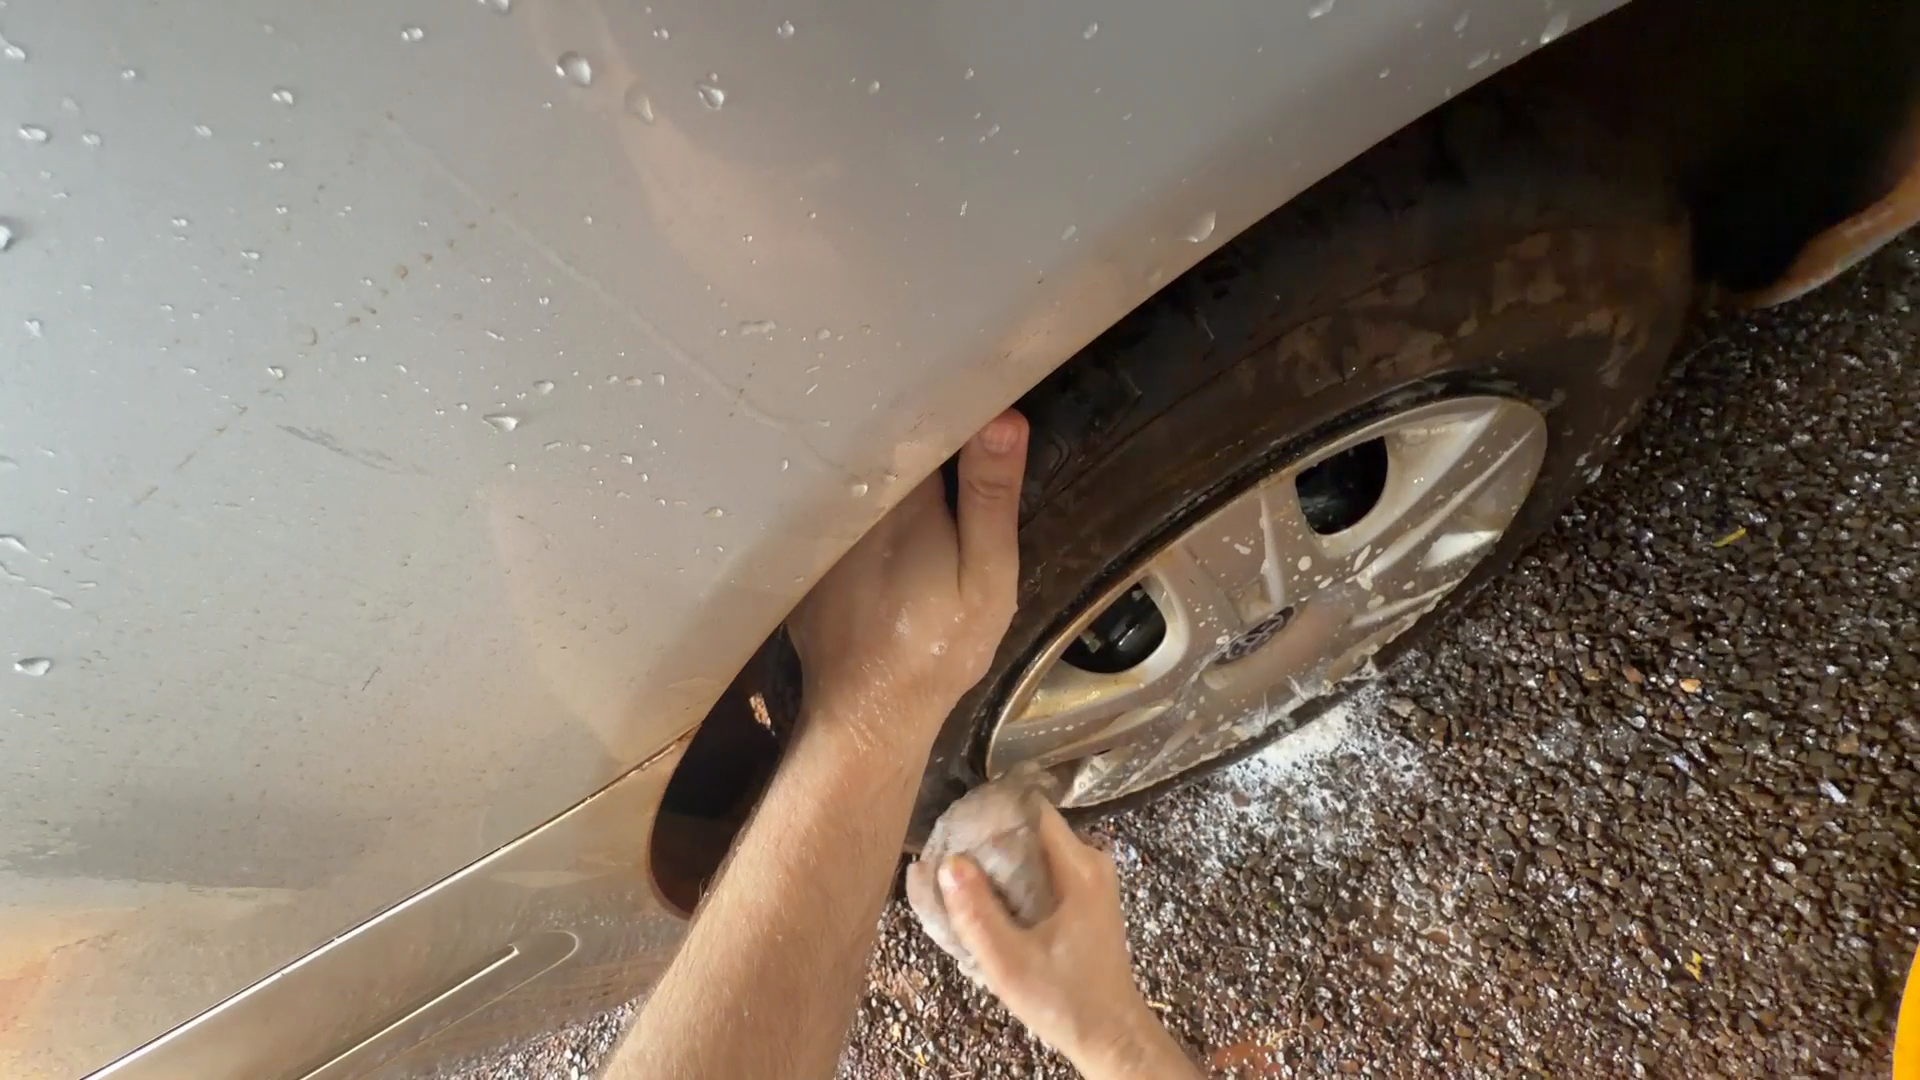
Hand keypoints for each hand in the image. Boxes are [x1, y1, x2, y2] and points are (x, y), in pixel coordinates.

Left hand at [787, 410, 1027, 749]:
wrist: (871, 713)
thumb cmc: (939, 647)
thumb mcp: (986, 577)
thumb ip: (991, 498)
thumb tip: (1003, 418)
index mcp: (899, 498)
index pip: (914, 423)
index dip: (938, 403)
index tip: (959, 383)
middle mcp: (846, 502)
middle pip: (875, 442)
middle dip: (903, 422)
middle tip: (934, 402)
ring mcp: (817, 529)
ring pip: (849, 472)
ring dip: (873, 456)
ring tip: (901, 430)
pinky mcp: (802, 556)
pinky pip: (826, 507)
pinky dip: (847, 497)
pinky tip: (865, 506)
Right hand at [939, 806, 1198, 1077]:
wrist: (1112, 1038)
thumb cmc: (1066, 1001)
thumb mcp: (1012, 964)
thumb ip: (978, 914)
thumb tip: (948, 862)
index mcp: (1080, 866)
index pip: (1032, 811)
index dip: (993, 814)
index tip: (960, 828)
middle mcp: (1090, 860)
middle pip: (1031, 828)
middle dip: (992, 839)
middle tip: (954, 856)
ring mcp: (1090, 876)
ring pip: (1035, 848)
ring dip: (1002, 860)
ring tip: (965, 877)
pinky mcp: (1085, 893)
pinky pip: (1043, 867)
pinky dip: (1017, 877)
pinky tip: (992, 899)